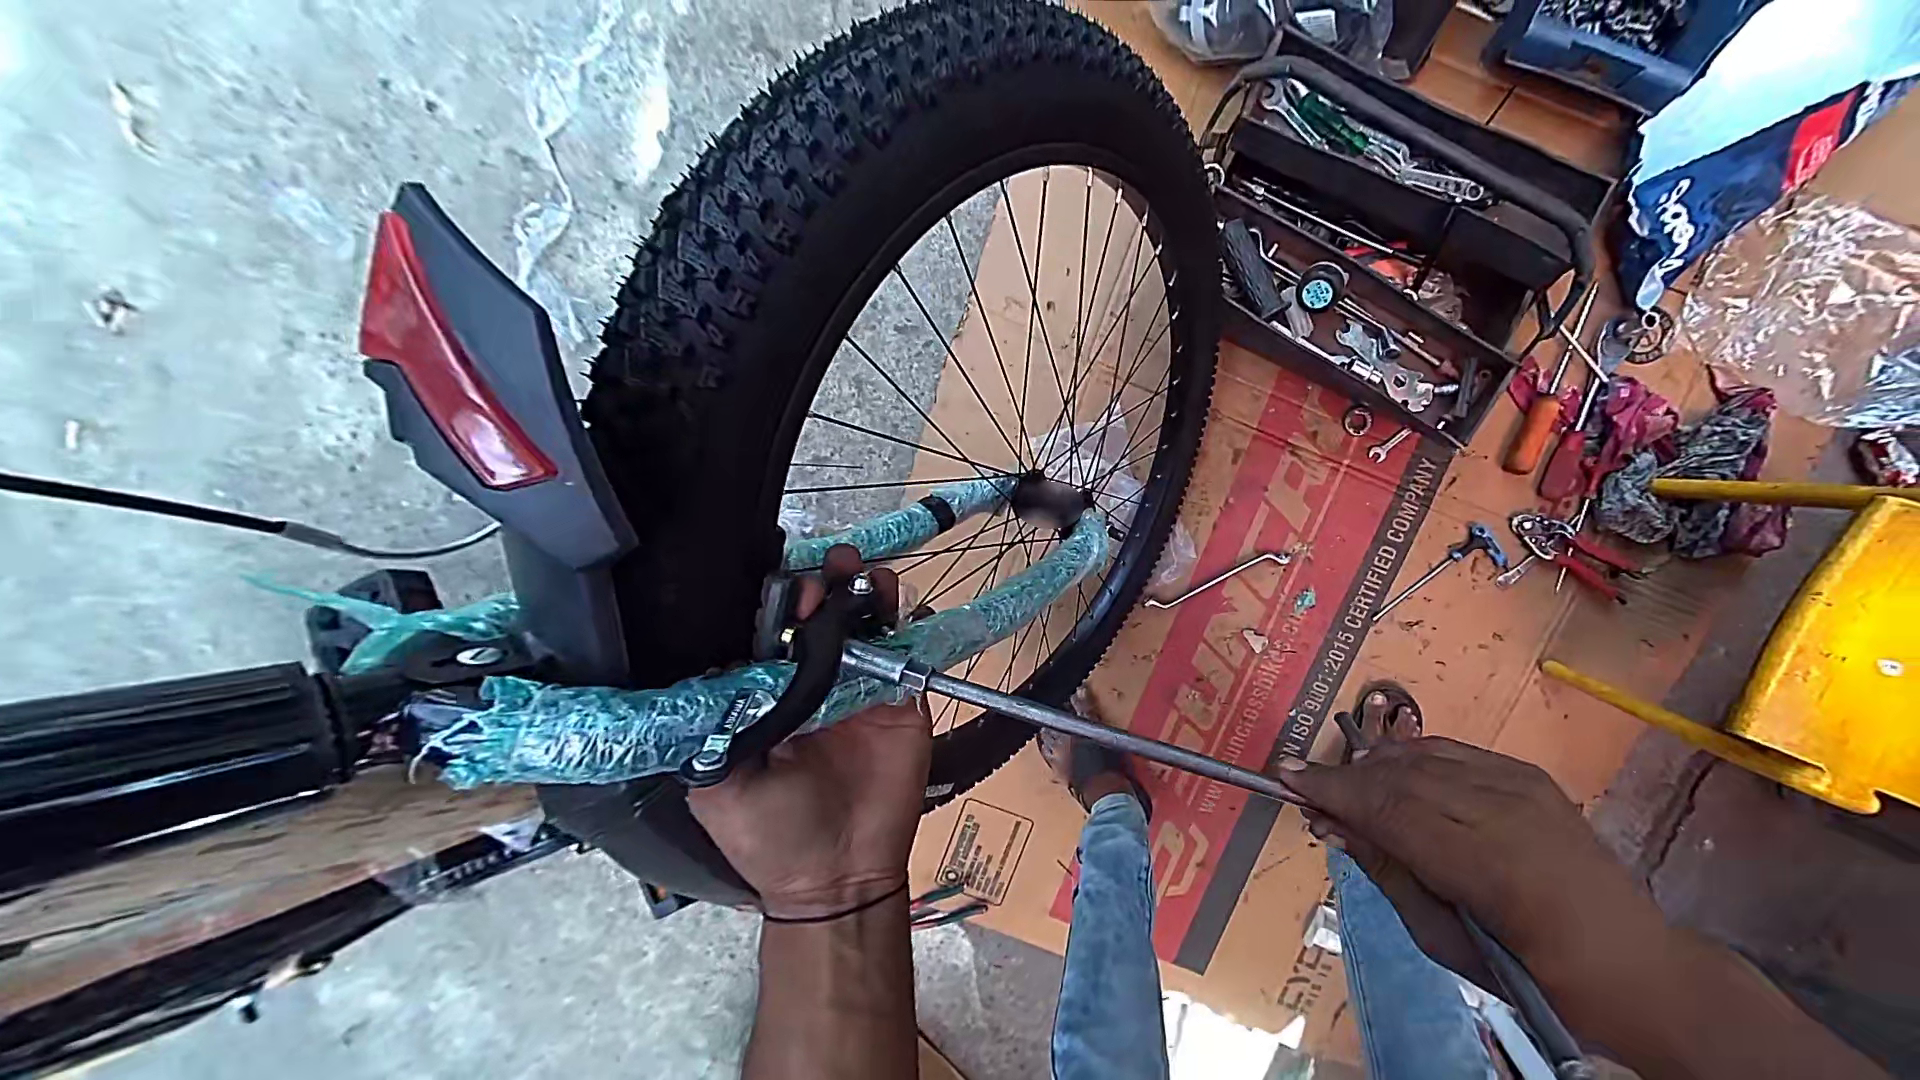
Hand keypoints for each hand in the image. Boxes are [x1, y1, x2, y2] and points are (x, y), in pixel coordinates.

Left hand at [688, 546, 931, 918]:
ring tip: (857, 572)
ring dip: (861, 589)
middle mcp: (815, 682)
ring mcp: (862, 686)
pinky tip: (892, 599)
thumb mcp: (719, 782)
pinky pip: (903, 649)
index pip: (774, 632)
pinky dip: (900, 618)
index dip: (778, 605)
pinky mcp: (900, 699)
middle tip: (823, 576)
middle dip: (820, 585)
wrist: (839, 876)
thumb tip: (714, 664)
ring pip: (863, 623)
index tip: (786, 592)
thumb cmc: (771, 834)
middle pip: (821, 617)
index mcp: (771, 694)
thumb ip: (715, 724)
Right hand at [1278, 737, 1667, 984]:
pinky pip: (1448, 750)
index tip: (1287, 776)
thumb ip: (1382, 868)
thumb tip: (1330, 822)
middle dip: (1344, 776)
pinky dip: (1408, 754)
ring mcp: (1520, 787)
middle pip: (1399, 776)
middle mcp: (1506, 814)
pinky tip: (1388, 766)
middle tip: (1307, 785)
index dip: (1331, 789)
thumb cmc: (1523, 965)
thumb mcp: (1438, 934)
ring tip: (1345, 779)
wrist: (1627, 960)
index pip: (1388, 810)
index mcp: (1488, 867)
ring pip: (1419, 756)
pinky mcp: (1526, 773)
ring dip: (1372, 763)